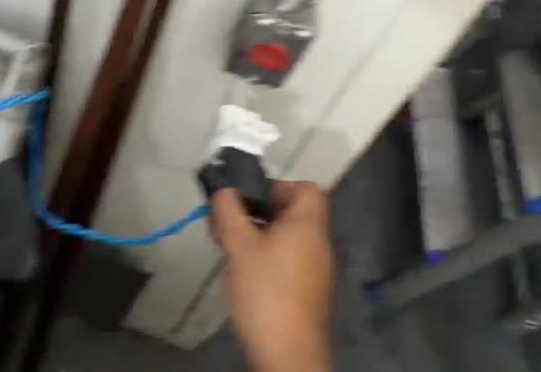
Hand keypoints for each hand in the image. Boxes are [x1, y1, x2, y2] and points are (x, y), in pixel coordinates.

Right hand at [211, 182, 333, 371]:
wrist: (287, 355)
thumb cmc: (266, 292)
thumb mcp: (240, 246)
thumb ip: (229, 212)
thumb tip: (224, 190)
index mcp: (307, 227)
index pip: (307, 189)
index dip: (280, 186)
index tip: (251, 197)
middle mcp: (316, 244)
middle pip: (292, 212)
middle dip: (257, 210)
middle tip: (228, 219)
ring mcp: (313, 270)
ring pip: (286, 237)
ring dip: (257, 233)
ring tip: (226, 241)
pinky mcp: (305, 291)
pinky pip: (287, 259)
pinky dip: (265, 255)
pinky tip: (241, 267)